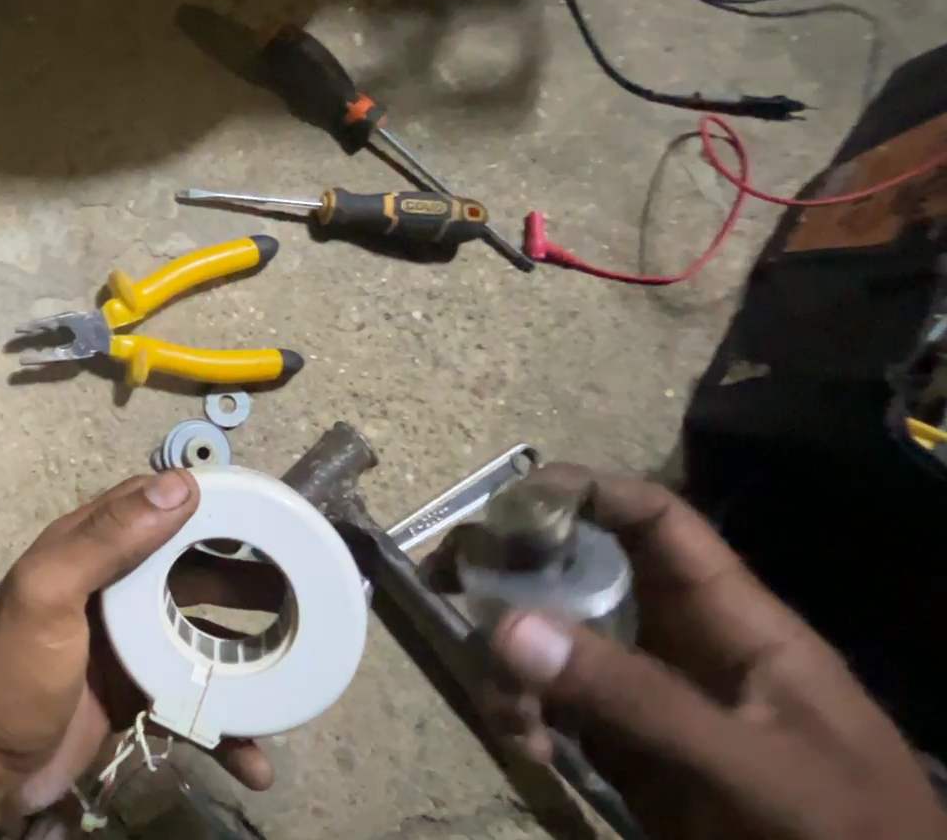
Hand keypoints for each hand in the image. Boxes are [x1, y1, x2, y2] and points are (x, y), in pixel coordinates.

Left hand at [0, 470, 279, 815]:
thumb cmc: (12, 667)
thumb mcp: (49, 592)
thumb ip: (108, 538)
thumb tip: (181, 484)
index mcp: (92, 547)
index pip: (158, 506)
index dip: (213, 506)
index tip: (274, 515)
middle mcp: (114, 586)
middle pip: (194, 571)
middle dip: (249, 581)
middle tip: (304, 595)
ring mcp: (127, 643)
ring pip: (201, 638)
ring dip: (247, 658)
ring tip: (294, 676)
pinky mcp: (135, 694)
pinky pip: (192, 700)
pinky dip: (224, 726)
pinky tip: (253, 759)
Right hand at [482, 465, 946, 839]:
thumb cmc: (849, 833)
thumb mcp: (756, 766)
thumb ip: (638, 697)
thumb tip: (506, 626)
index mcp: (730, 619)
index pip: (655, 520)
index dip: (587, 490)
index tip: (509, 500)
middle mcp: (671, 636)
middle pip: (576, 566)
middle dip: (509, 567)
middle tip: (446, 576)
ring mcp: (639, 687)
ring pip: (545, 634)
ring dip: (507, 659)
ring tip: (506, 708)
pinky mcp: (614, 736)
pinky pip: (543, 696)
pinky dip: (518, 710)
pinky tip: (527, 743)